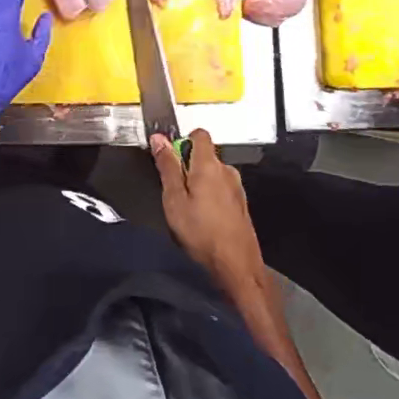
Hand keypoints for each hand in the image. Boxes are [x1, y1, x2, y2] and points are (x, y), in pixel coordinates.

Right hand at [151, 129, 266, 289]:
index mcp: (209, 165)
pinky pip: (219, 188)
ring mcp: (236, 187)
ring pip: (211, 173)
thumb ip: (167, 166)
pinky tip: (200, 216)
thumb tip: (159, 138)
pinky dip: (207, 194)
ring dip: (196, 182)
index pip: (199, 134)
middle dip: (186, 166)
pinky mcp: (239, 202)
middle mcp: (226, 170)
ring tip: (184, 207)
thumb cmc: (200, 230)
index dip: (181, 140)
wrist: (235, 263)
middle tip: (171, 190)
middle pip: (203, 155)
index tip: (168, 158)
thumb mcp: (174, 198)